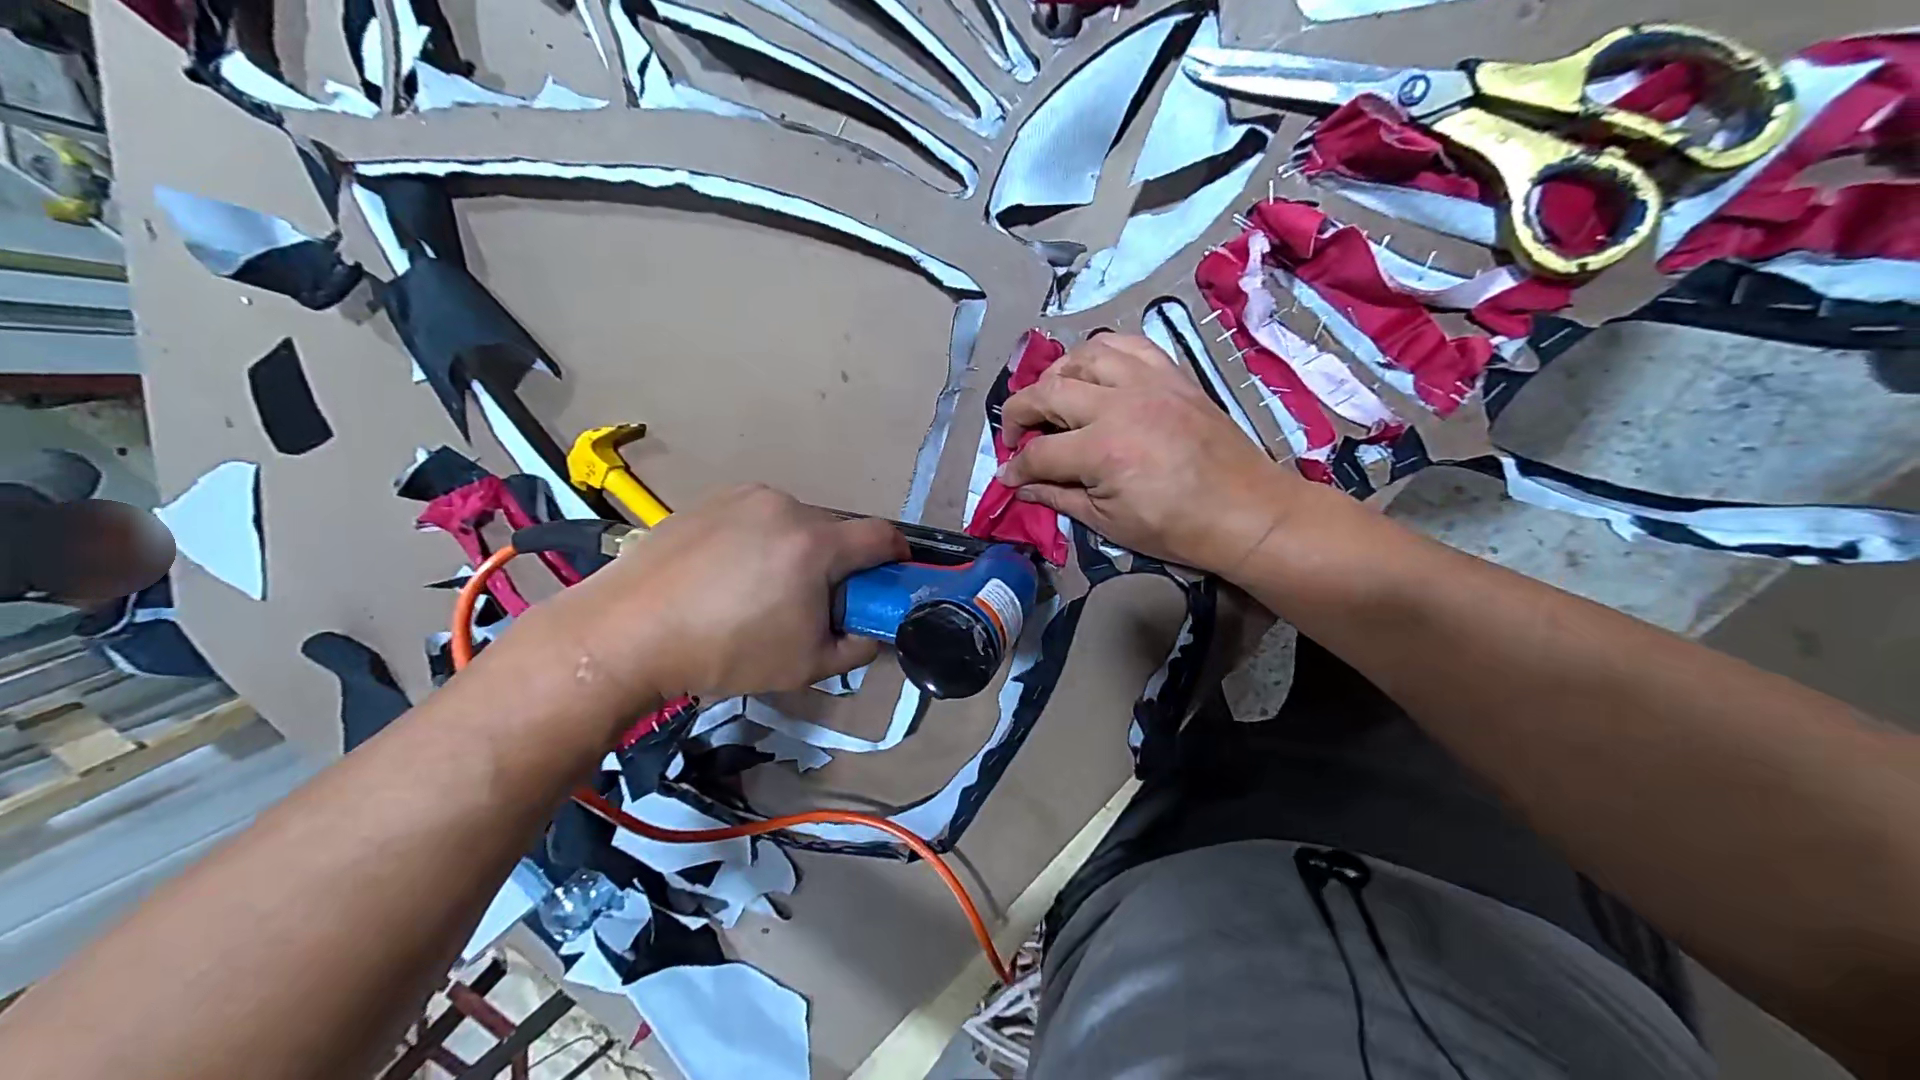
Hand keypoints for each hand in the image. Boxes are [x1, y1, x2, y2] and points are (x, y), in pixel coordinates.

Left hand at [497, 486, 906, 713]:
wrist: (625, 634)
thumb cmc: (723, 652)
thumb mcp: (806, 665)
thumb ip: (857, 647)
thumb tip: (871, 633)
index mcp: (814, 543)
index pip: (881, 536)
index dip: (897, 557)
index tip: (893, 577)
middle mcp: (783, 506)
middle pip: (836, 530)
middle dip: (840, 562)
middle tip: (819, 600)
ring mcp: (741, 497)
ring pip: (795, 522)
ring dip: (800, 550)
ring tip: (766, 590)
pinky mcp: (708, 500)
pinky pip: (755, 516)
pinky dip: (761, 540)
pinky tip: (731, 576)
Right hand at [997, 334, 1331, 576]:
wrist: (1246, 511)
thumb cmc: (1177, 528)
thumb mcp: (1109, 523)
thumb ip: (1059, 498)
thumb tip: (1022, 487)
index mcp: (1103, 451)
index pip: (1039, 453)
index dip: (1016, 467)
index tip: (1008, 476)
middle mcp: (1120, 405)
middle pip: (1049, 392)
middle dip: (1018, 412)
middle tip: (1015, 434)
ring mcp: (1149, 382)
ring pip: (1085, 355)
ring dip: (1057, 372)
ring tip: (1051, 395)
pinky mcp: (1173, 375)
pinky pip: (1129, 344)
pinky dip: (1102, 352)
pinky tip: (1094, 370)